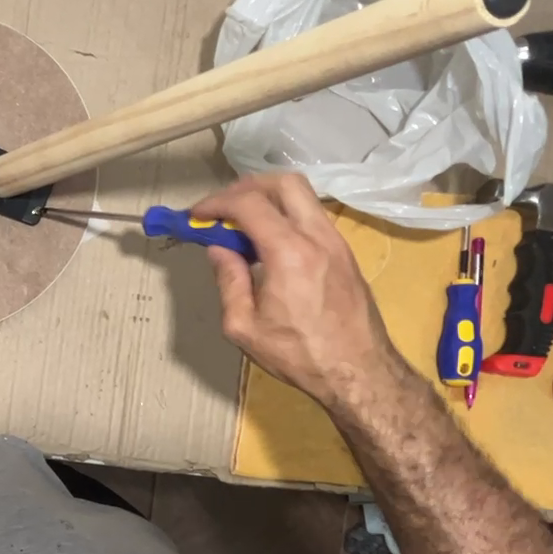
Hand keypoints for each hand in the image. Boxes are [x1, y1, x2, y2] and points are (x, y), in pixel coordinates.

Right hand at [200, 174, 407, 415]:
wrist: (357, 371)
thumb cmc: (296, 354)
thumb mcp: (243, 326)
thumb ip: (228, 280)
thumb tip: (218, 249)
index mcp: (289, 254)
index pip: (249, 204)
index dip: (216, 203)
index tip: (195, 216)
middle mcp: (317, 237)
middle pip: (285, 183)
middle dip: (246, 187)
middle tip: (220, 209)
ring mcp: (336, 242)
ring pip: (302, 197)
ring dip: (266, 200)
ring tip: (239, 226)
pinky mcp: (344, 253)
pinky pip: (311, 217)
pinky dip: (283, 216)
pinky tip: (265, 244)